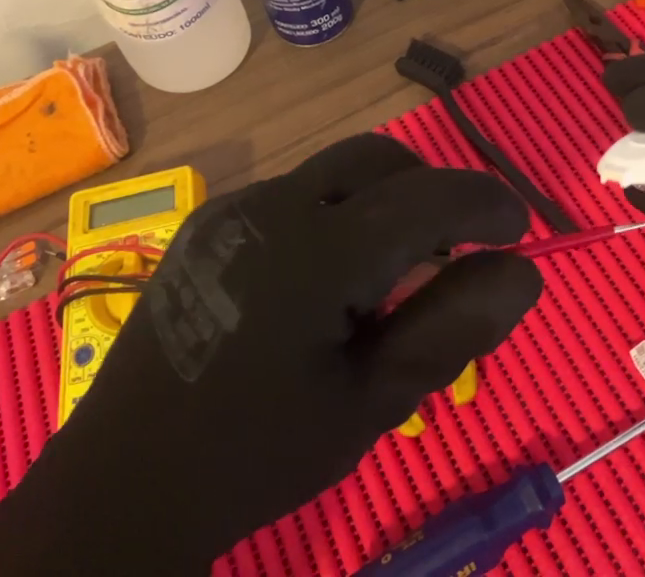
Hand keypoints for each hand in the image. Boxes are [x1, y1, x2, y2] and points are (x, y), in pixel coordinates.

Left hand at [0, 134, 542, 574]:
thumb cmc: (258, 454)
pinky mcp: (208, 222)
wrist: (120, 485)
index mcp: (316, 251)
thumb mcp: (372, 402)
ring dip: (384, 201)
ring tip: (393, 272)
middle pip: (380, 160)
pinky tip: (328, 280)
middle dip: (433, 191)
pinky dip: (337, 213)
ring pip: (336, 171)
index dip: (487, 203)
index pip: (428, 198)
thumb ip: (453, 327)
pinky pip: (295, 193)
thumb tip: (523, 270)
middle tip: (456, 253)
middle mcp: (271, 205)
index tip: (520, 229)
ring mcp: (231, 208)